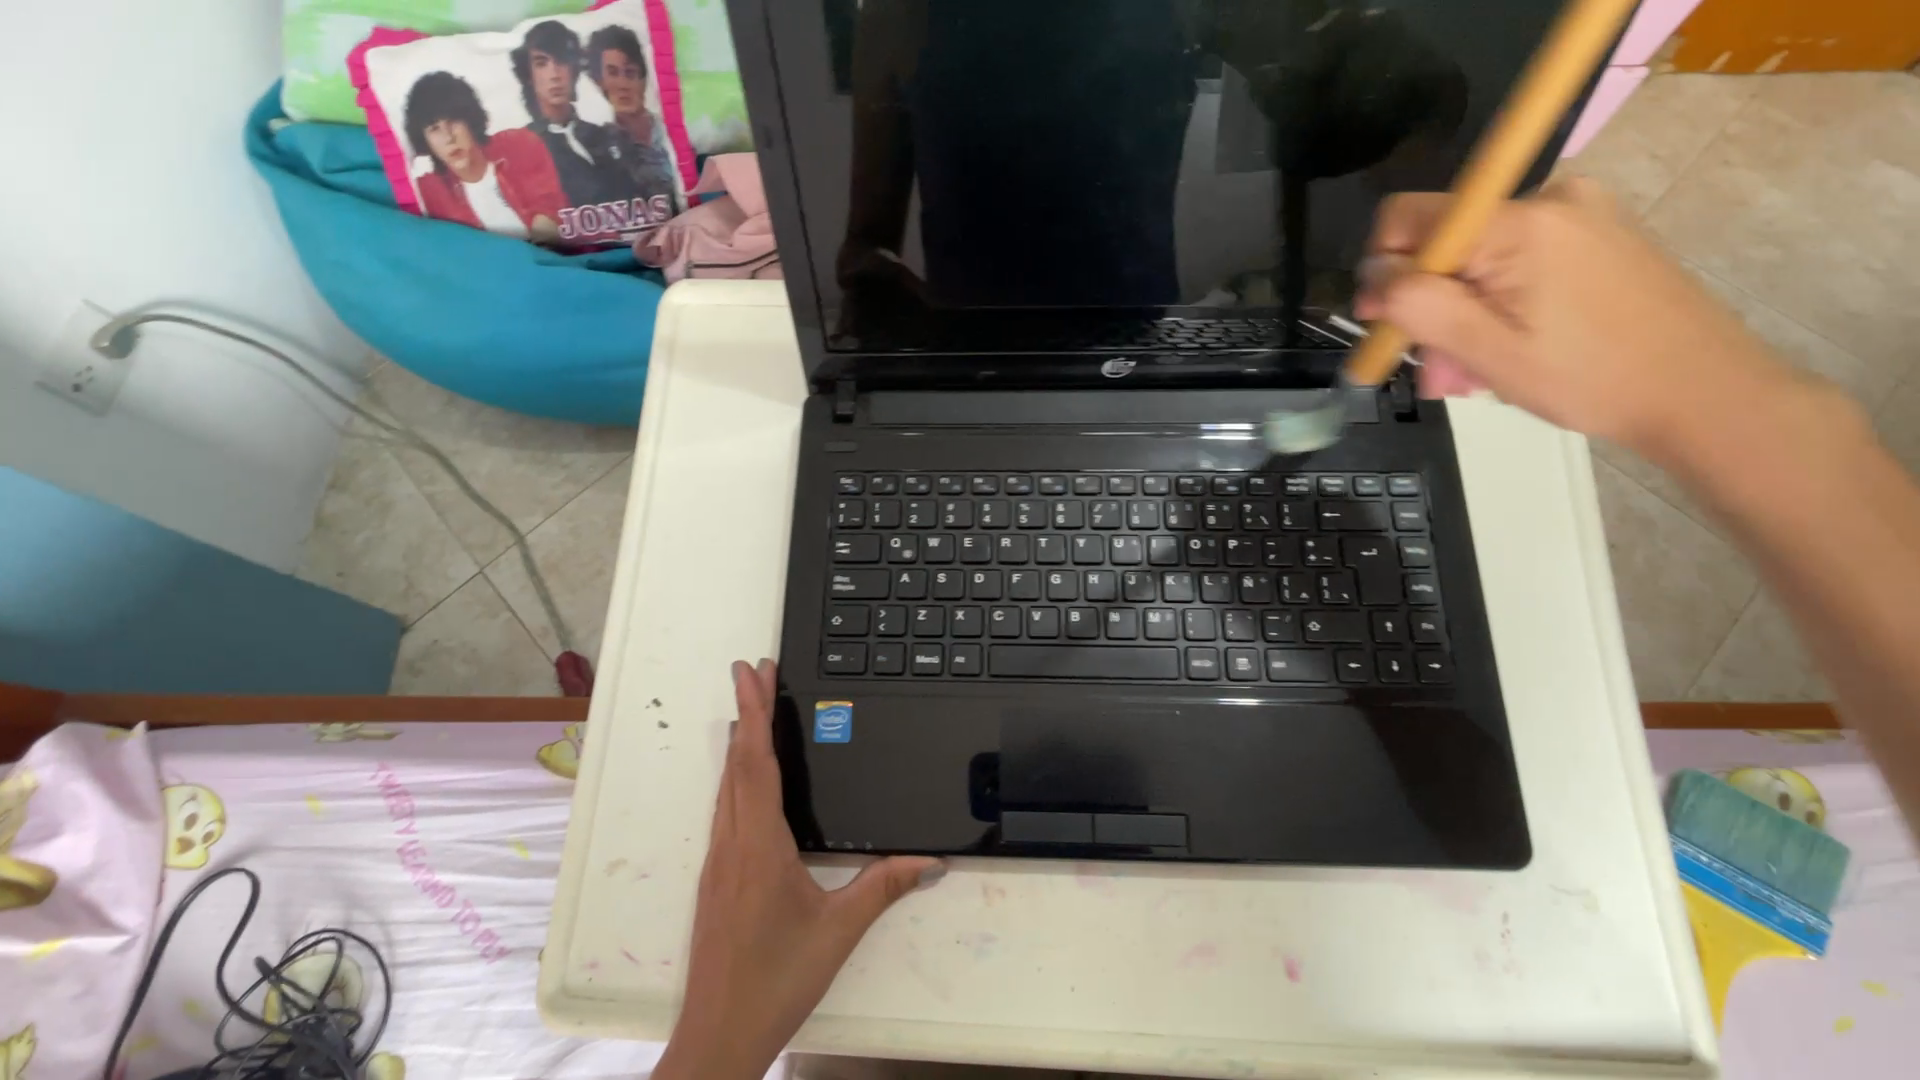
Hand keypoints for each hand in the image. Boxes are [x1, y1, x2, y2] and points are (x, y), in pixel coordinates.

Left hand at [654, 660, 944, 1079]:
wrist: (718, 1032)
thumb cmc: (776, 980)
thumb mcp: (839, 931)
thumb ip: (883, 886)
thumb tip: (928, 857)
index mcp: (759, 846)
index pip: (756, 765)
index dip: (755, 714)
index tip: (751, 674)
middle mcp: (732, 843)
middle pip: (735, 764)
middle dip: (745, 713)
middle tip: (752, 671)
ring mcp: (718, 860)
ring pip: (725, 785)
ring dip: (738, 742)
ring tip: (751, 710)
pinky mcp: (716, 877)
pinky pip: (724, 808)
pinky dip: (735, 775)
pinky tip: (746, 777)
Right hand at [1355, 177, 1791, 461]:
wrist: (1702, 391)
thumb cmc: (1590, 378)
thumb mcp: (1486, 349)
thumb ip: (1417, 303)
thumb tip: (1372, 274)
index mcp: (1518, 223)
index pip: (1408, 217)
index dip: (1381, 269)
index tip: (1383, 323)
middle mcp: (1549, 199)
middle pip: (1445, 244)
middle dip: (1426, 307)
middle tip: (1436, 371)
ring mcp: (1578, 216)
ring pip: (1478, 259)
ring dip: (1459, 316)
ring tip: (1472, 374)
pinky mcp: (1595, 236)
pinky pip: (1516, 262)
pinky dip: (1496, 305)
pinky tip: (1505, 349)